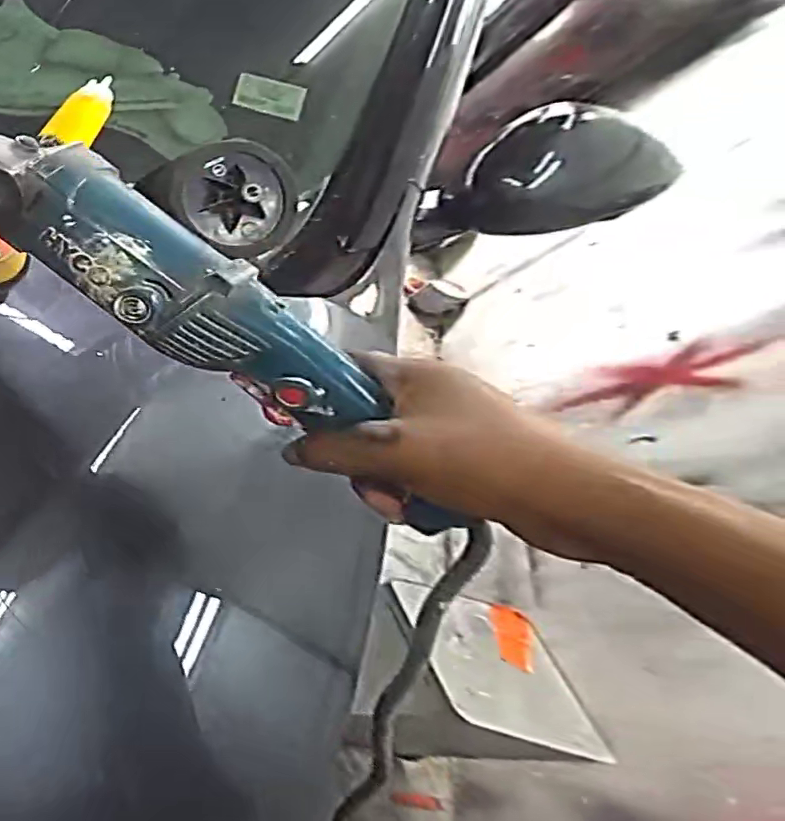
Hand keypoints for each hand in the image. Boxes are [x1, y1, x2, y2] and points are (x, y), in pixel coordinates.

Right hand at [283, 353, 609, 558]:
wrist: (583, 507)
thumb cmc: (489, 462)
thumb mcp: (392, 452)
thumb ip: (332, 449)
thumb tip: (294, 450)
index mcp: (413, 373)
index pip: (341, 367)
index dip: (314, 389)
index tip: (299, 418)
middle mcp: (430, 392)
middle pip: (359, 416)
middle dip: (353, 454)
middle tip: (361, 478)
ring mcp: (452, 425)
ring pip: (385, 448)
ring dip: (382, 480)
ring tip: (400, 503)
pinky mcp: (470, 456)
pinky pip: (415, 467)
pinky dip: (410, 489)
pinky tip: (423, 509)